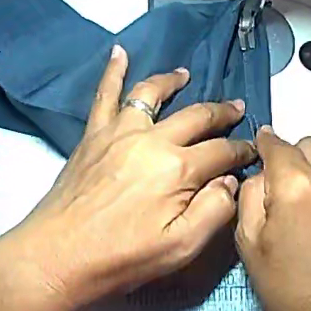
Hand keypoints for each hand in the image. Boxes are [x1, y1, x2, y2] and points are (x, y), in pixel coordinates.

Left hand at [0, 46, 257, 310]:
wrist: (56, 255)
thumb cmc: (120, 257)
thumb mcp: (180, 248)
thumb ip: (214, 212)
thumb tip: (231, 182)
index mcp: (179, 168)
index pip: (223, 151)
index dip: (243, 150)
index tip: (254, 150)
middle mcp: (152, 140)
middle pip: (195, 116)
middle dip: (221, 111)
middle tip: (237, 107)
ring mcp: (119, 132)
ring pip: (151, 95)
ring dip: (172, 82)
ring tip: (185, 74)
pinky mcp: (93, 135)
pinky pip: (105, 95)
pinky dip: (113, 72)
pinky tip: (118, 53)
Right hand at [236, 127, 310, 310]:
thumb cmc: (287, 291)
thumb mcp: (248, 242)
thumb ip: (250, 196)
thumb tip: (261, 176)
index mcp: (297, 184)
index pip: (277, 145)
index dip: (264, 144)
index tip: (258, 147)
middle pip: (310, 145)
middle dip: (292, 157)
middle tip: (279, 187)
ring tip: (304, 211)